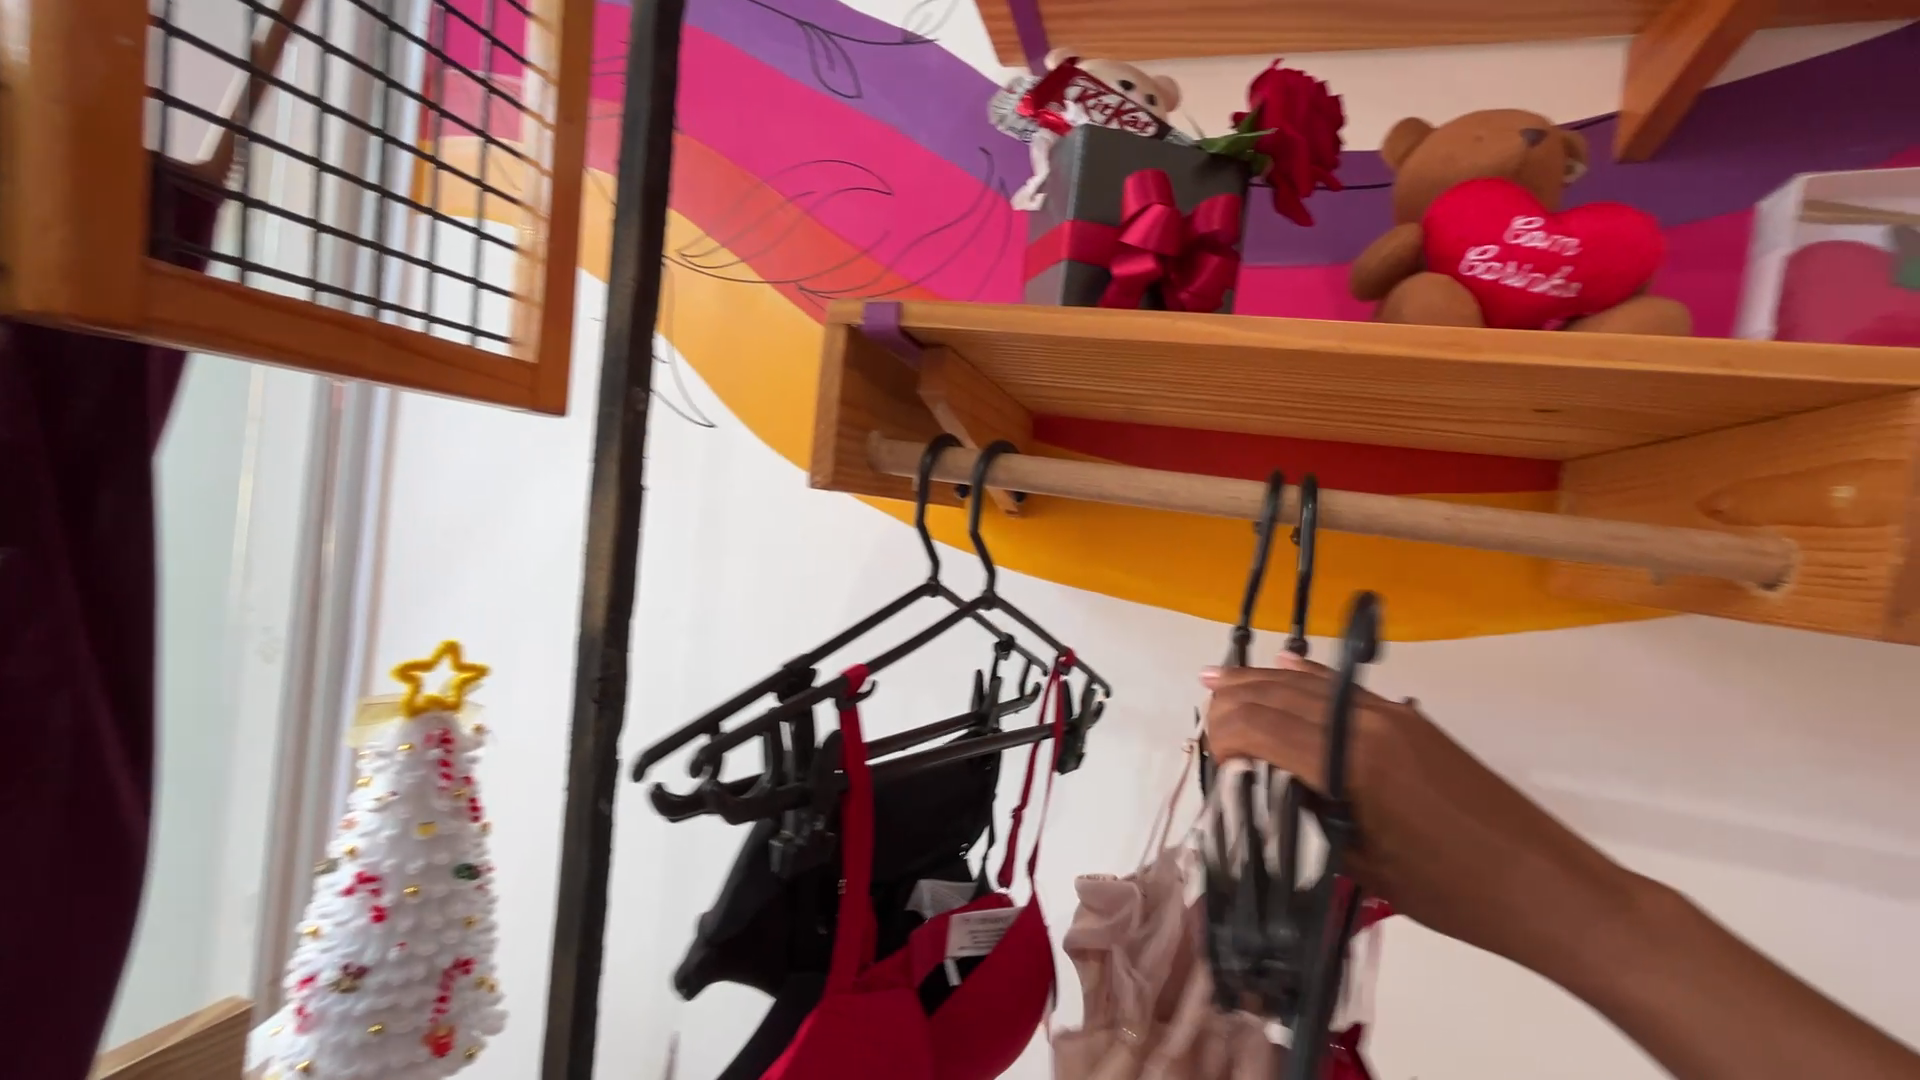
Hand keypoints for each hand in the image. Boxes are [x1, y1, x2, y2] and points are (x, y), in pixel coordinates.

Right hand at [1201, 656, 1640, 975]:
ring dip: (1261, 682)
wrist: (1553, 890)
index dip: (1223, 735)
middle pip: (1278, 695)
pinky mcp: (1412, 721)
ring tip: (1220, 683)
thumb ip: (1308, 816)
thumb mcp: (1363, 865)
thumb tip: (1265, 788)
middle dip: (1233, 700)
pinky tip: (1287, 667)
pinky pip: (1344, 689)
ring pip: (1309, 683)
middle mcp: (1366, 723)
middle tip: (1204, 718)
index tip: (1211, 763)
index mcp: (1350, 761)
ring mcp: (1392, 715)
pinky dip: (1308, 678)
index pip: (1260, 726)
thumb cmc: (1454, 893)